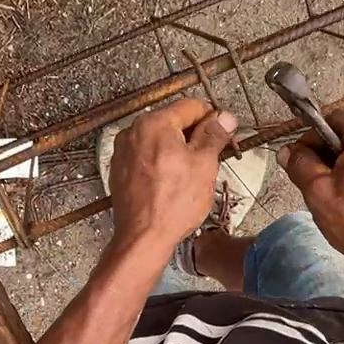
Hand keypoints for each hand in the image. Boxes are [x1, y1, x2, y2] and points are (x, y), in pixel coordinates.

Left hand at [107, 98, 236, 253]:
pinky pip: (145, 158)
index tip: (222, 132)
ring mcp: (123, 152)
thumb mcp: (204, 164)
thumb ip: (214, 135)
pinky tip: (171, 183)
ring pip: (158, 141)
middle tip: (208, 158)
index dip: (211, 118)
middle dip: (192, 136)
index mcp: (154, 123)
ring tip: (190, 175)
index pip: (190, 106)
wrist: (144, 237)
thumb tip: (225, 118)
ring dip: (176, 151)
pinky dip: (160, 164)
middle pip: (172, 122)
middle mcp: (133, 132)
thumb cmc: (173, 204)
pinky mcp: (119, 171)